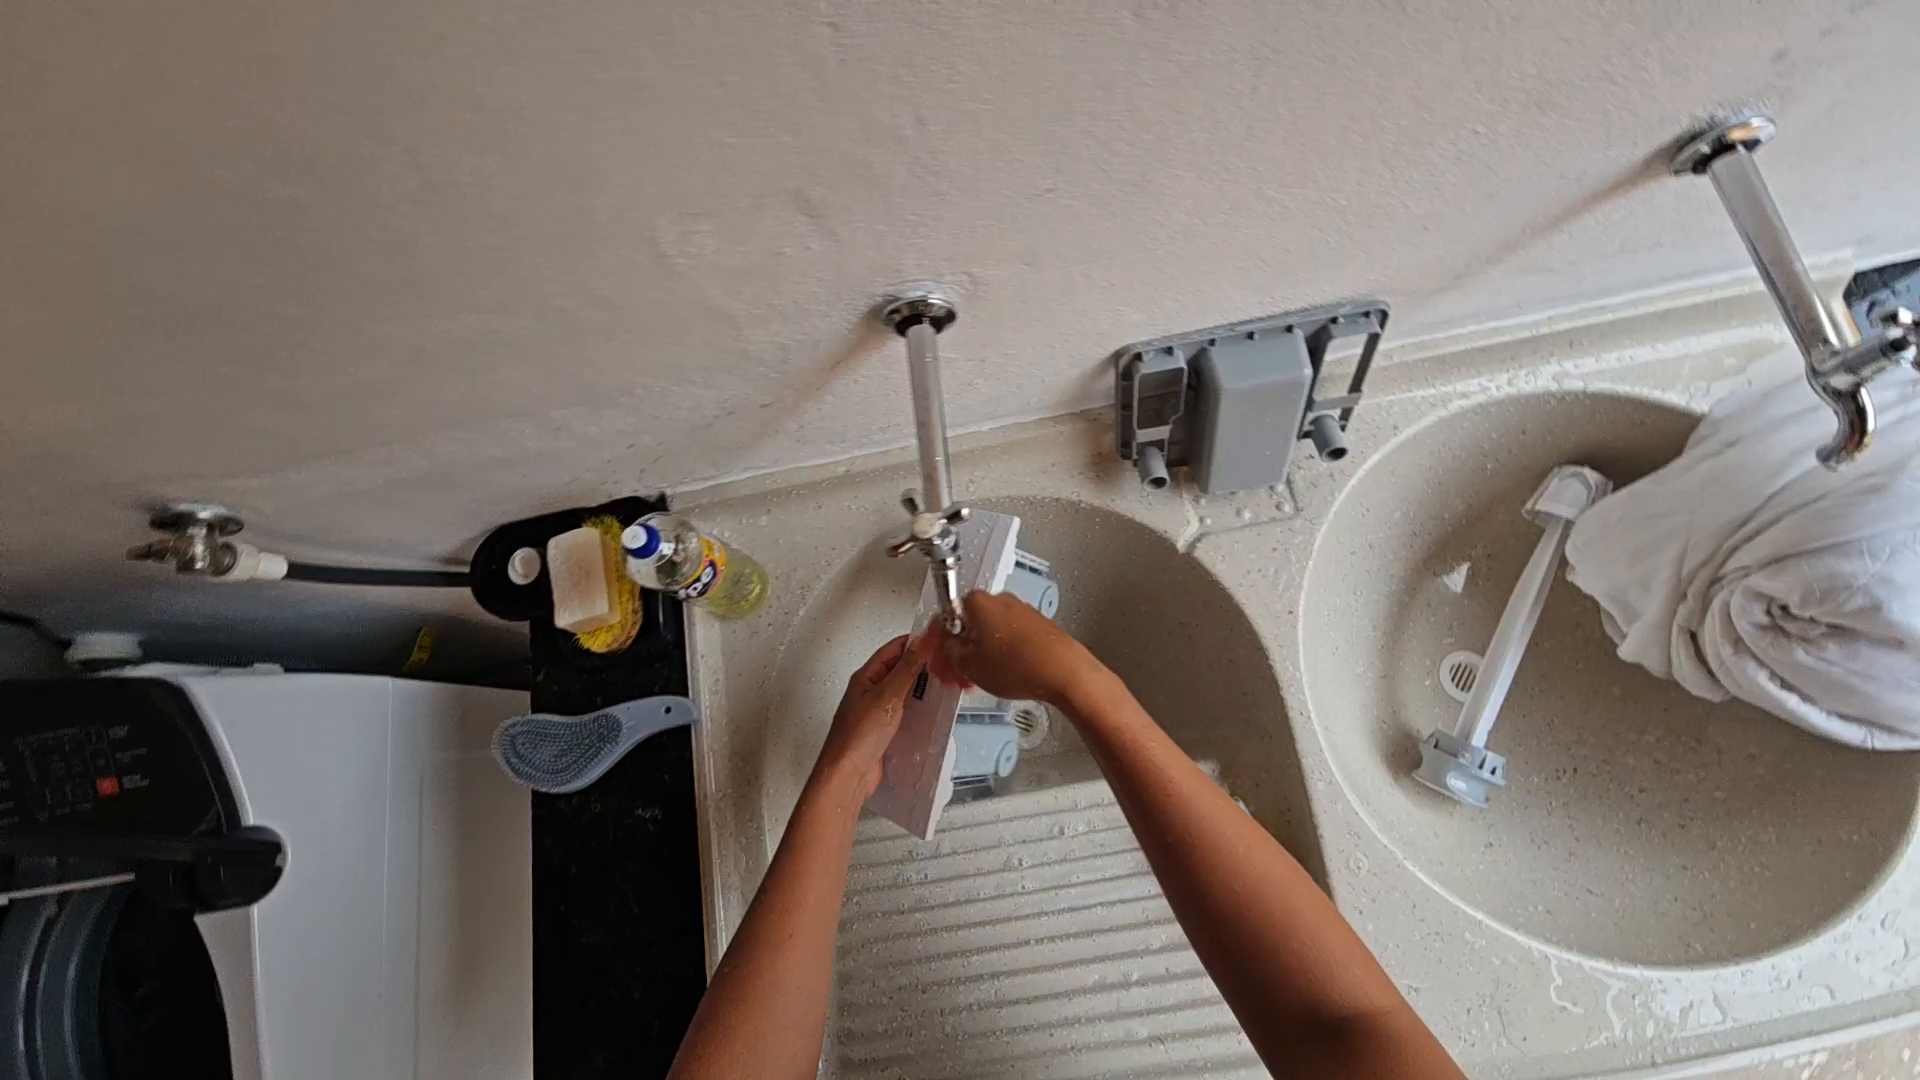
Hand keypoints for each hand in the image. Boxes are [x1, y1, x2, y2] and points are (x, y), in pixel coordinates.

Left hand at [816, 634, 931, 797]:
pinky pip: (906, 711)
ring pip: (906, 690)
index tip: (940, 641)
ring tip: (946, 684)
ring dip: (924, 687)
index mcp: (867, 676)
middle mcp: (872, 690)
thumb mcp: (887, 696)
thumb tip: (923, 643)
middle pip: (902, 668)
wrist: (848, 776)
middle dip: (924, 665)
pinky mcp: (885, 728)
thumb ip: (907, 669)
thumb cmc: (858, 736)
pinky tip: (934, 711)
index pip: (895, 648)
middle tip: (947, 663)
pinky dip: (920, 708)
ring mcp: (878, 710)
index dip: (917, 642)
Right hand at [927, 591, 1106, 706]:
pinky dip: (1000, 652)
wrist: (1063, 671)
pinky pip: (1009, 636)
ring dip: (979, 653)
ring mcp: (1021, 611)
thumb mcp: (970, 666)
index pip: (946, 616)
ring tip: (978, 679)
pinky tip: (1001, 674)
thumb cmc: (1019, 665)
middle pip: (969, 623)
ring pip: (989, 631)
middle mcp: (1000, 600)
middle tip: (954, 671)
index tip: (936, 655)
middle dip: (959, 649)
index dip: (938, 641)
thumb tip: (950, 648)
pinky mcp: (1037, 625)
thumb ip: (951, 653)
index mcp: (978, 602)